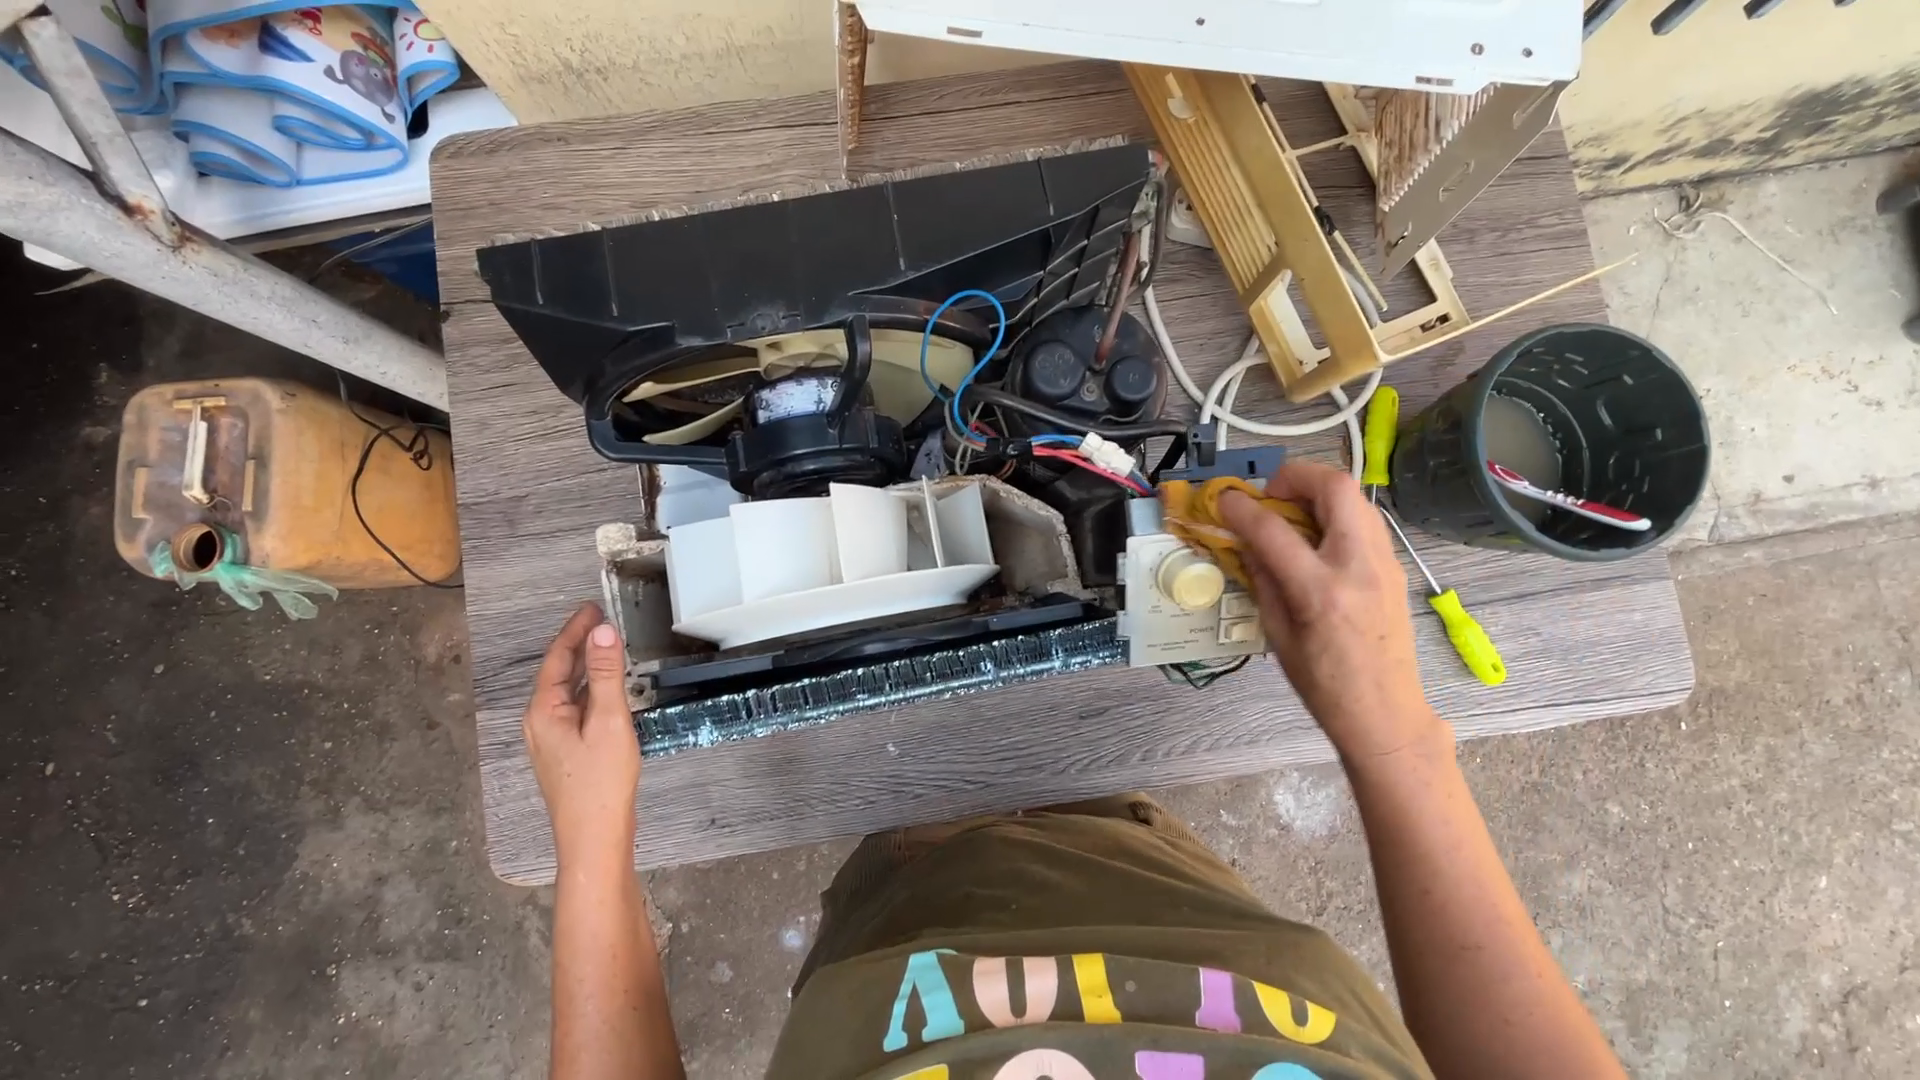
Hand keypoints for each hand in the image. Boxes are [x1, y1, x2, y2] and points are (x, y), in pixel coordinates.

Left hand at [523, 603, 640, 873]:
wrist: (595, 837)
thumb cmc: (601, 781)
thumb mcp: (609, 721)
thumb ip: (607, 675)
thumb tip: (603, 631)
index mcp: (544, 711)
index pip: (557, 657)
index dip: (575, 630)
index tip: (594, 606)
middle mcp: (541, 722)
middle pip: (560, 673)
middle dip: (580, 645)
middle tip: (605, 621)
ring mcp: (552, 740)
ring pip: (570, 692)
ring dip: (588, 668)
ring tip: (612, 648)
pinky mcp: (567, 753)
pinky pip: (578, 709)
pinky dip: (594, 691)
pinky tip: (612, 691)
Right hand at [1218, 463, 1446, 762]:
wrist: (1385, 712)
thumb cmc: (1323, 685)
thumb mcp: (1277, 634)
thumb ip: (1263, 580)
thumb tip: (1248, 542)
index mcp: (1322, 592)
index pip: (1274, 530)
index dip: (1241, 508)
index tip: (1223, 500)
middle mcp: (1359, 567)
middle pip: (1335, 487)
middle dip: (1295, 476)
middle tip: (1269, 495)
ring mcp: (1385, 564)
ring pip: (1355, 497)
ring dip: (1318, 492)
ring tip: (1290, 514)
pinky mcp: (1394, 568)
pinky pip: (1364, 521)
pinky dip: (1335, 514)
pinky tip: (1315, 539)